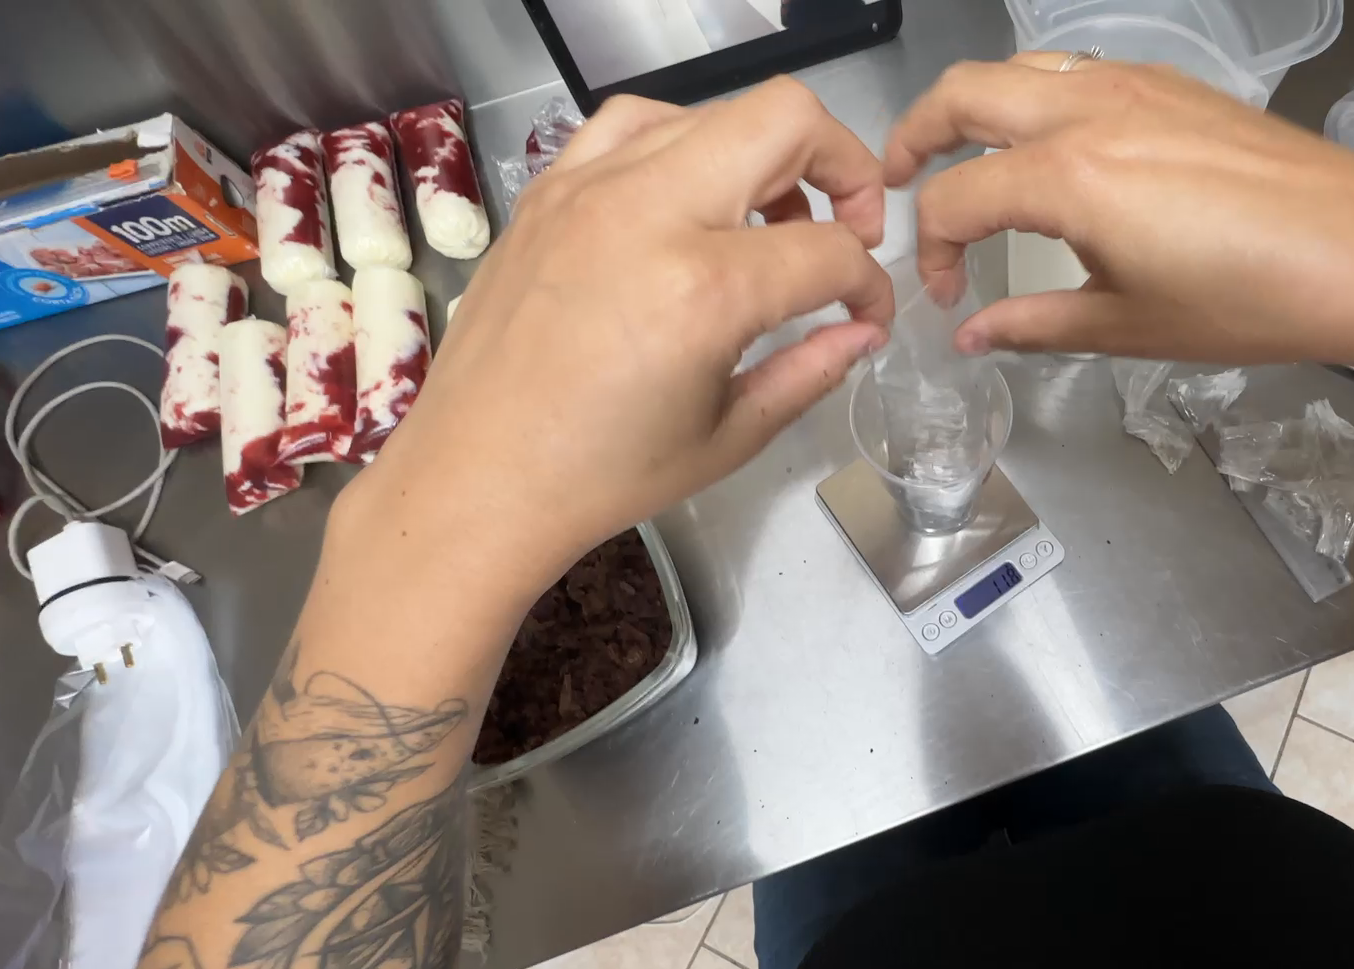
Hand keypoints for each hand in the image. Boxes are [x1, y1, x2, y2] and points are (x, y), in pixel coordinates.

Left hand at [344, 78, 893, 597]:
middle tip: (853, 229)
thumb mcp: (733, 434)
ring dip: (770, 156)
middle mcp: (650, 211)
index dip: (871, 285)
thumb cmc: (613, 474)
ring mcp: (590, 184)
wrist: (482, 474)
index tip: (869, 317)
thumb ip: (813, 370)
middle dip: (847, 168)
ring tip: (774, 222)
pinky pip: (638, 124)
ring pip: (715, 110)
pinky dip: (691, 145)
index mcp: (704, 289)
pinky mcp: (551, 186)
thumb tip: (865, 331)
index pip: (829, 252)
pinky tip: (696, 200)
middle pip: (786, 121)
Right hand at [886, 55, 1353, 368]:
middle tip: (895, 182)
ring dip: (973, 109)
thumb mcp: (1123, 326)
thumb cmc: (1240, 304)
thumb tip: (967, 336)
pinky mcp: (1173, 85)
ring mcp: (1135, 84)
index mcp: (1069, 177)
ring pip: (1020, 70)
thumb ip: (1031, 326)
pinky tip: (1047, 152)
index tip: (947, 300)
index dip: (931, 252)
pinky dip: (1032, 104)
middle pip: (966, 93)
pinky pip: (1074, 74)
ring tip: (961, 160)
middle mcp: (1089, 110)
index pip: (956, 200)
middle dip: (914, 135)